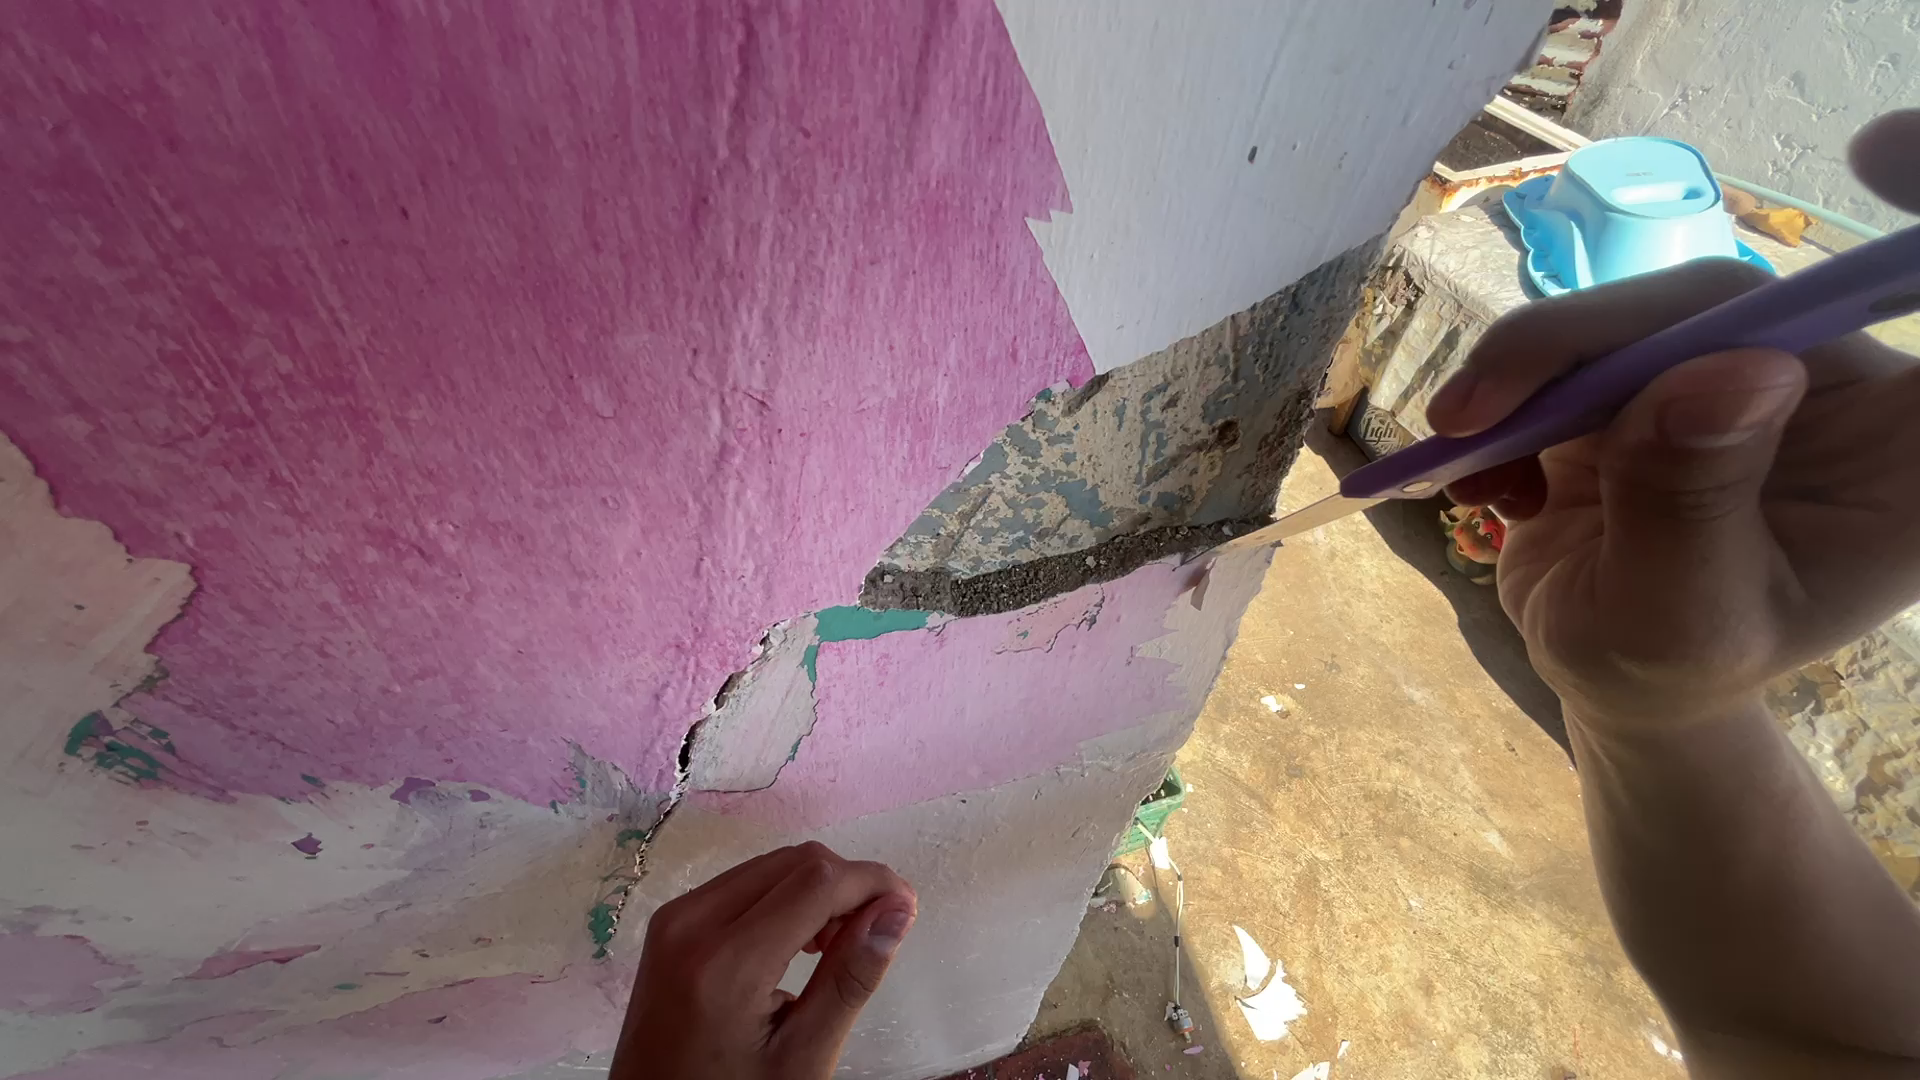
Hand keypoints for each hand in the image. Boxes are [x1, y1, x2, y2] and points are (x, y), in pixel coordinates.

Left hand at [612, 842, 916, 1079]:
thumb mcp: (803, 1060)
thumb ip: (851, 978)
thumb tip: (898, 908)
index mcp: (724, 964)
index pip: (817, 881)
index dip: (872, 881)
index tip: (906, 906)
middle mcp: (692, 922)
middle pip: (797, 861)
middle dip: (847, 884)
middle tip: (871, 934)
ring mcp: (676, 916)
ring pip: (774, 863)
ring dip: (818, 887)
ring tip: (833, 945)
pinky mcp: (672, 920)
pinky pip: (747, 879)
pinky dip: (785, 894)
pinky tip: (796, 939)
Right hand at [1427, 110, 1919, 734]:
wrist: (1607, 669)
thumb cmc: (1665, 665)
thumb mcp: (1676, 613)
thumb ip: (1692, 505)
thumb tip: (1720, 373)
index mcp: (1894, 441)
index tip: (1878, 136)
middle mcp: (1812, 391)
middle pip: (1699, 306)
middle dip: (1565, 348)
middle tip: (1461, 416)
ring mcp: (1710, 387)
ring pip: (1604, 331)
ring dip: (1508, 389)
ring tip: (1457, 466)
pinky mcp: (1627, 395)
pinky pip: (1549, 368)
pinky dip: (1494, 415)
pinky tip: (1480, 479)